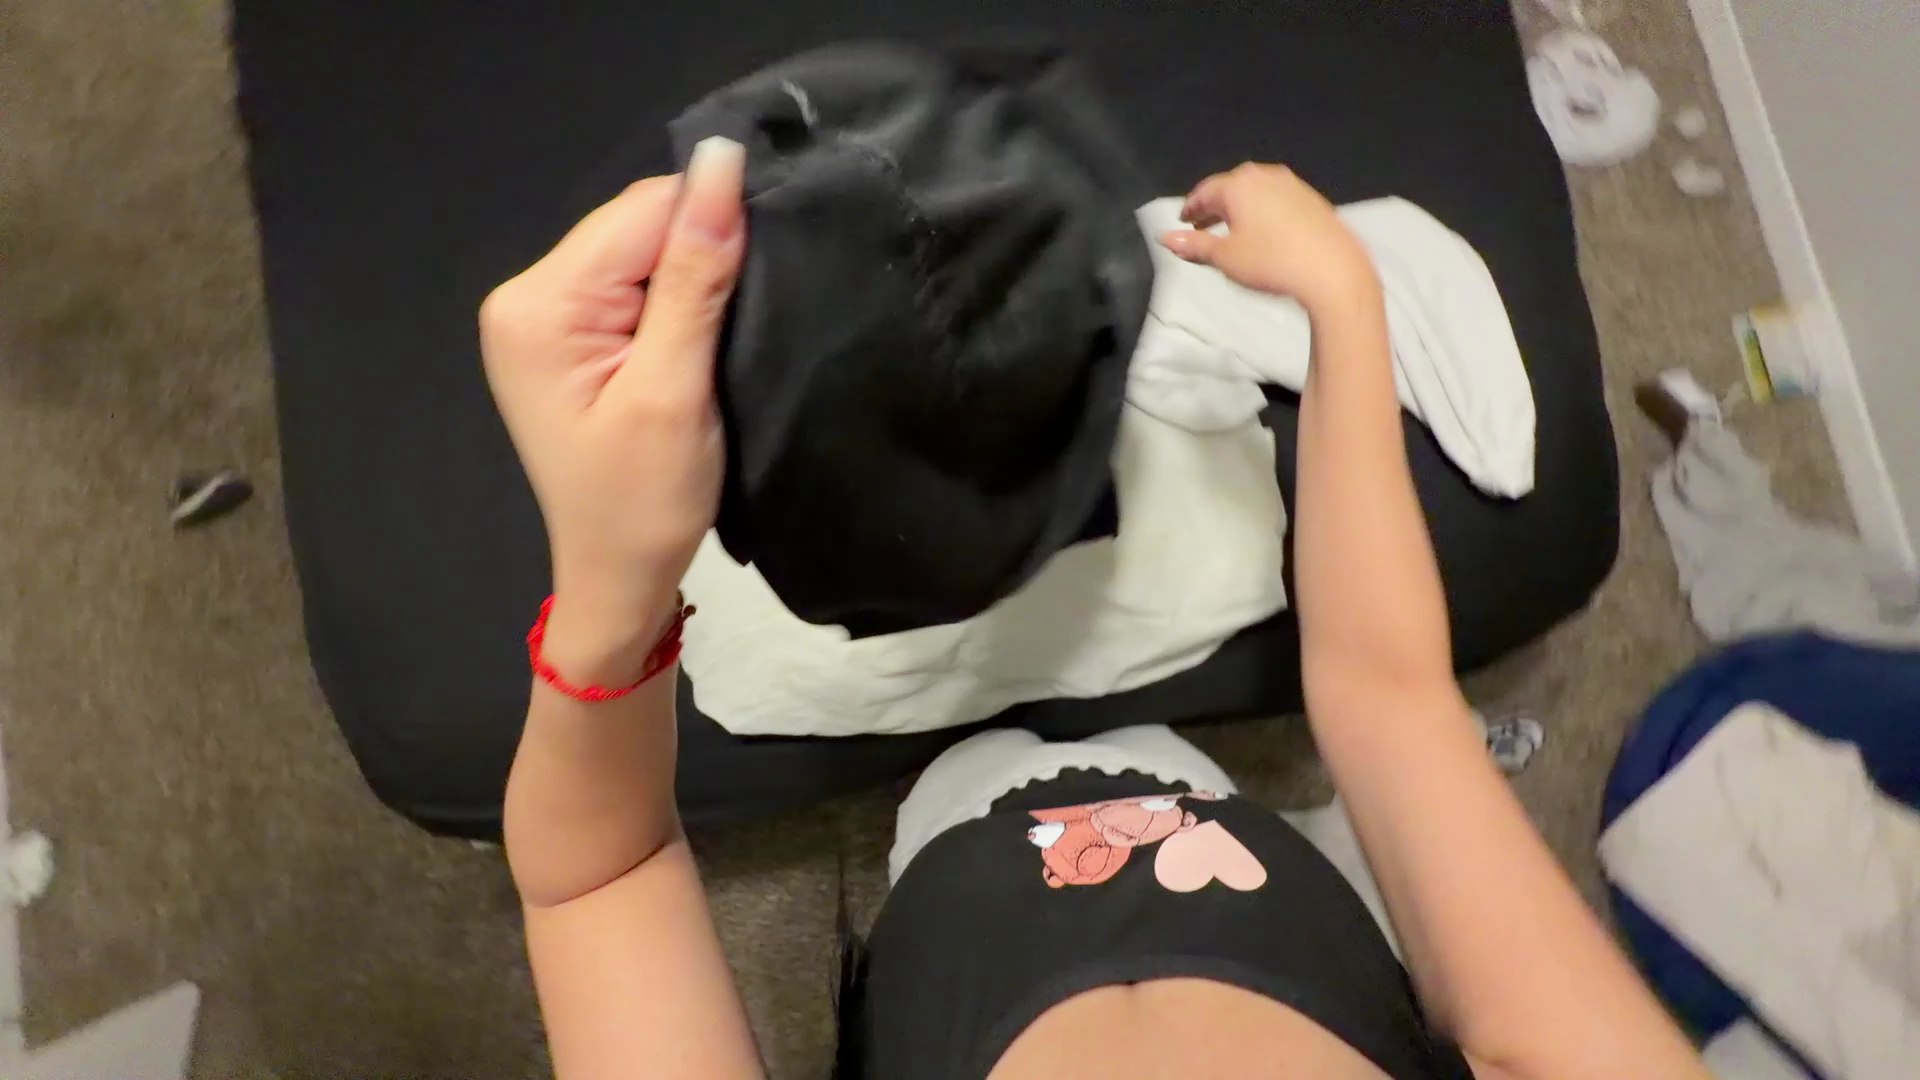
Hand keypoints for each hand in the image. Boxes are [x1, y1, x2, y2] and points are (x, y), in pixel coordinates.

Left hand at [480, 137, 746, 665]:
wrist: (621, 577)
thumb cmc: (647, 499)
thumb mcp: (675, 388)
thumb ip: (694, 277)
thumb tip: (719, 161)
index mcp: (539, 304)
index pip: (638, 215)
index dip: (709, 228)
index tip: (768, 273)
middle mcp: (528, 298)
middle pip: (634, 233)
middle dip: (698, 260)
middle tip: (751, 318)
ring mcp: (547, 323)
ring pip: (641, 263)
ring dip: (694, 287)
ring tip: (730, 335)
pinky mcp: (574, 347)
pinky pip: (635, 297)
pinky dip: (678, 311)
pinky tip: (703, 341)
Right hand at [1159, 163, 1378, 313]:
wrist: (1330, 268)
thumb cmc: (1269, 261)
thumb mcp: (1224, 257)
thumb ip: (1193, 245)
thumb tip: (1164, 238)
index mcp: (1238, 185)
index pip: (1204, 191)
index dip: (1190, 208)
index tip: (1181, 222)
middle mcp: (1264, 175)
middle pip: (1229, 188)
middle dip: (1212, 206)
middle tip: (1199, 226)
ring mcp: (1290, 184)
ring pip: (1252, 192)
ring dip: (1236, 209)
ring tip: (1226, 230)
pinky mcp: (1309, 198)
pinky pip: (1272, 199)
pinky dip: (1257, 211)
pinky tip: (1257, 231)